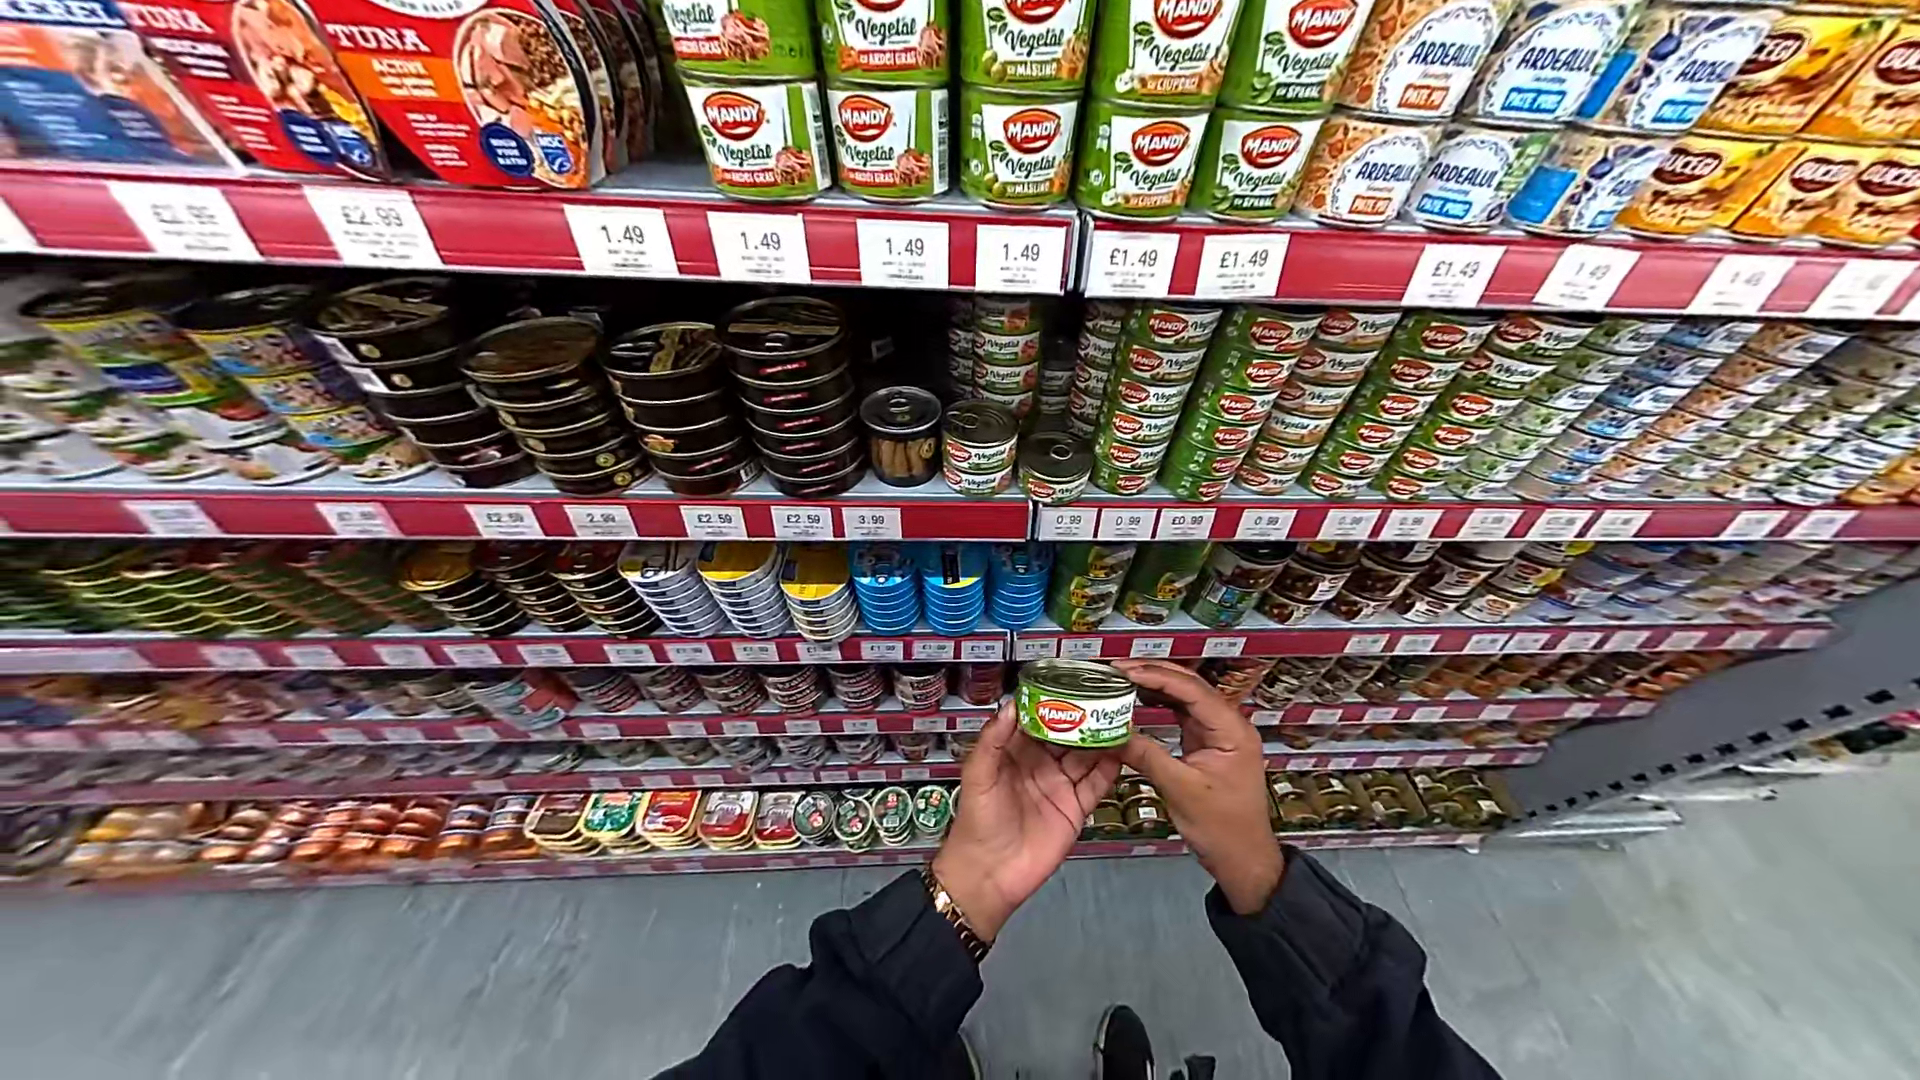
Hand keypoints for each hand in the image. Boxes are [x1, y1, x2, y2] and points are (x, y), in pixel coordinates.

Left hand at [931, 701, 1121, 941]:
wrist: (990, 873)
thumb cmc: (978, 820)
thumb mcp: (978, 775)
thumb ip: (993, 740)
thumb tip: (1011, 706)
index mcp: (1015, 752)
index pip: (1037, 721)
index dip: (1051, 704)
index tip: (1069, 684)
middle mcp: (1040, 764)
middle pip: (1066, 736)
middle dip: (1082, 718)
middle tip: (1103, 697)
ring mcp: (1059, 785)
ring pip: (1085, 756)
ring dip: (1100, 739)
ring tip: (1118, 719)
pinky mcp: (1075, 808)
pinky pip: (1095, 784)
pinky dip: (1109, 769)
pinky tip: (1122, 752)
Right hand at [1112, 659, 1283, 914]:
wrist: (1244, 860)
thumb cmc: (1220, 826)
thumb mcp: (1179, 790)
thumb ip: (1146, 755)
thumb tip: (1110, 732)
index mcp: (1231, 730)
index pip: (1191, 690)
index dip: (1156, 676)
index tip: (1123, 671)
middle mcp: (1228, 723)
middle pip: (1189, 685)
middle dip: (1153, 673)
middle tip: (1116, 669)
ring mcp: (1217, 731)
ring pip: (1184, 696)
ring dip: (1154, 685)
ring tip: (1121, 678)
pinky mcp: (1206, 741)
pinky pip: (1180, 712)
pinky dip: (1158, 702)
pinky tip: (1136, 697)